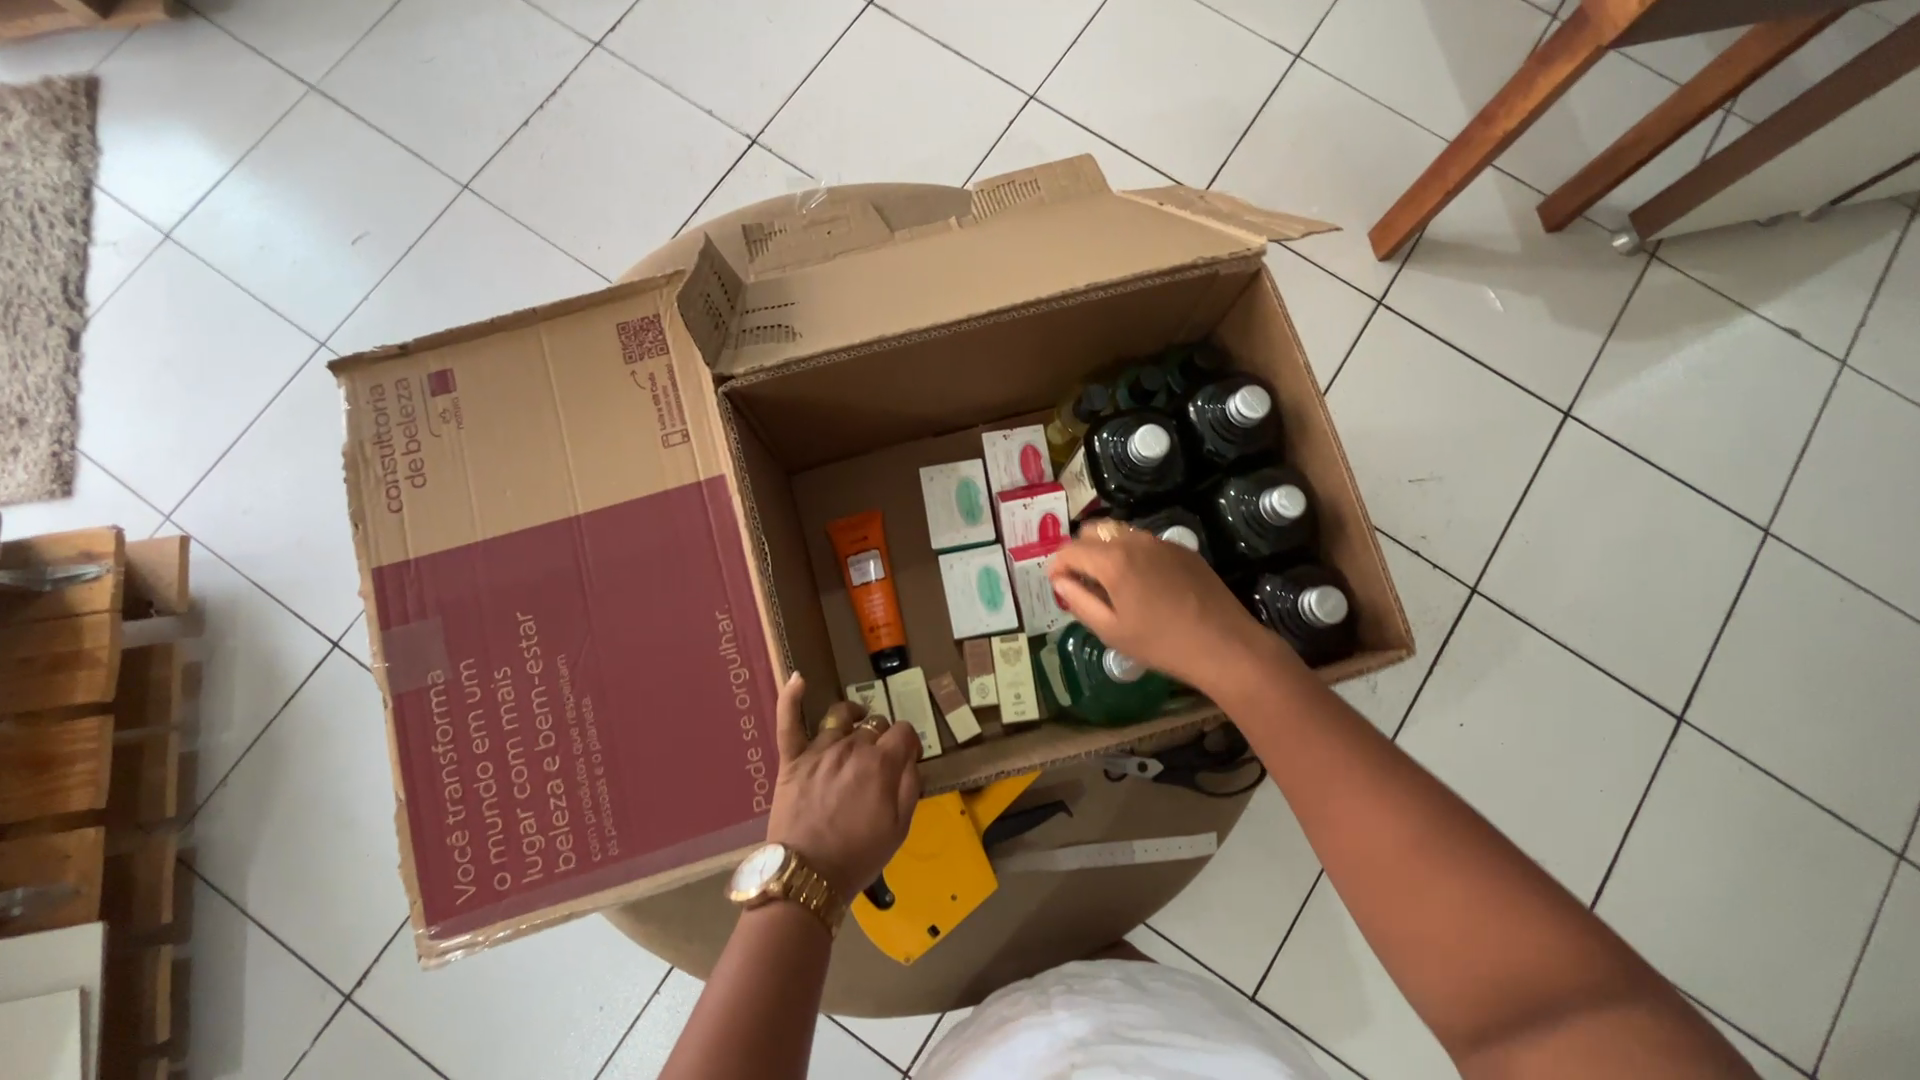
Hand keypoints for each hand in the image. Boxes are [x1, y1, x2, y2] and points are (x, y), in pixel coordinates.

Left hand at [767, 673, 921, 898]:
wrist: (807, 875)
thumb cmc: (858, 856)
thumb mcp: (900, 828)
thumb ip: (910, 788)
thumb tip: (910, 761)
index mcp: (881, 764)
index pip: (903, 732)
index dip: (909, 743)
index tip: (907, 758)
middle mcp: (851, 747)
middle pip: (873, 726)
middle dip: (881, 738)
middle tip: (879, 762)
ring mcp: (818, 751)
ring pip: (839, 717)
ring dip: (853, 718)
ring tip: (856, 723)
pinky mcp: (791, 760)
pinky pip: (789, 721)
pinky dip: (791, 697)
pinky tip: (798, 677)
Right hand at [1047, 521, 1286, 689]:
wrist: (1224, 644)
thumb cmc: (1162, 643)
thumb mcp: (1111, 631)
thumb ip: (1079, 602)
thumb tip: (1060, 582)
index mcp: (1113, 560)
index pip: (1070, 549)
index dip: (1057, 565)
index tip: (1057, 585)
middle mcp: (1135, 541)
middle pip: (1093, 531)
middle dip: (1079, 552)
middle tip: (1080, 582)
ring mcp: (1161, 542)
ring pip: (1120, 534)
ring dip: (1104, 551)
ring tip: (1109, 583)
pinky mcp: (1182, 550)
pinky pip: (1145, 543)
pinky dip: (1131, 555)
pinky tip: (1141, 585)